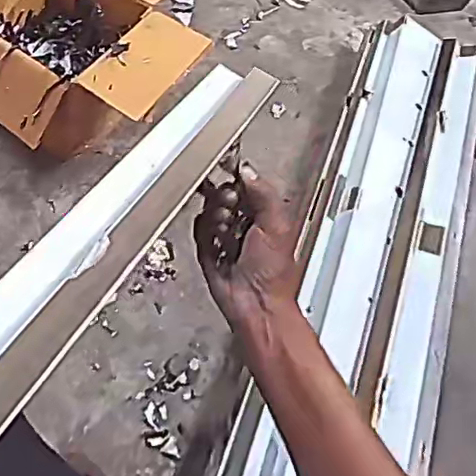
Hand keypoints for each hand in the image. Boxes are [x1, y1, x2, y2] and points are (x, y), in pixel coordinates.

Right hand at [193, 161, 299, 334]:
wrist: (257, 304)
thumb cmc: (273, 273)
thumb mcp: (276, 225)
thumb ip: (264, 193)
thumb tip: (248, 170)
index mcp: (264, 214)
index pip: (246, 185)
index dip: (237, 178)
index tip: (229, 172)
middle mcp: (243, 223)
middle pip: (223, 194)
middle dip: (223, 195)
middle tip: (228, 201)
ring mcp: (225, 236)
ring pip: (209, 210)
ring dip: (214, 213)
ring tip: (223, 222)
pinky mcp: (209, 250)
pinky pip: (199, 230)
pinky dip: (204, 229)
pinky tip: (214, 235)